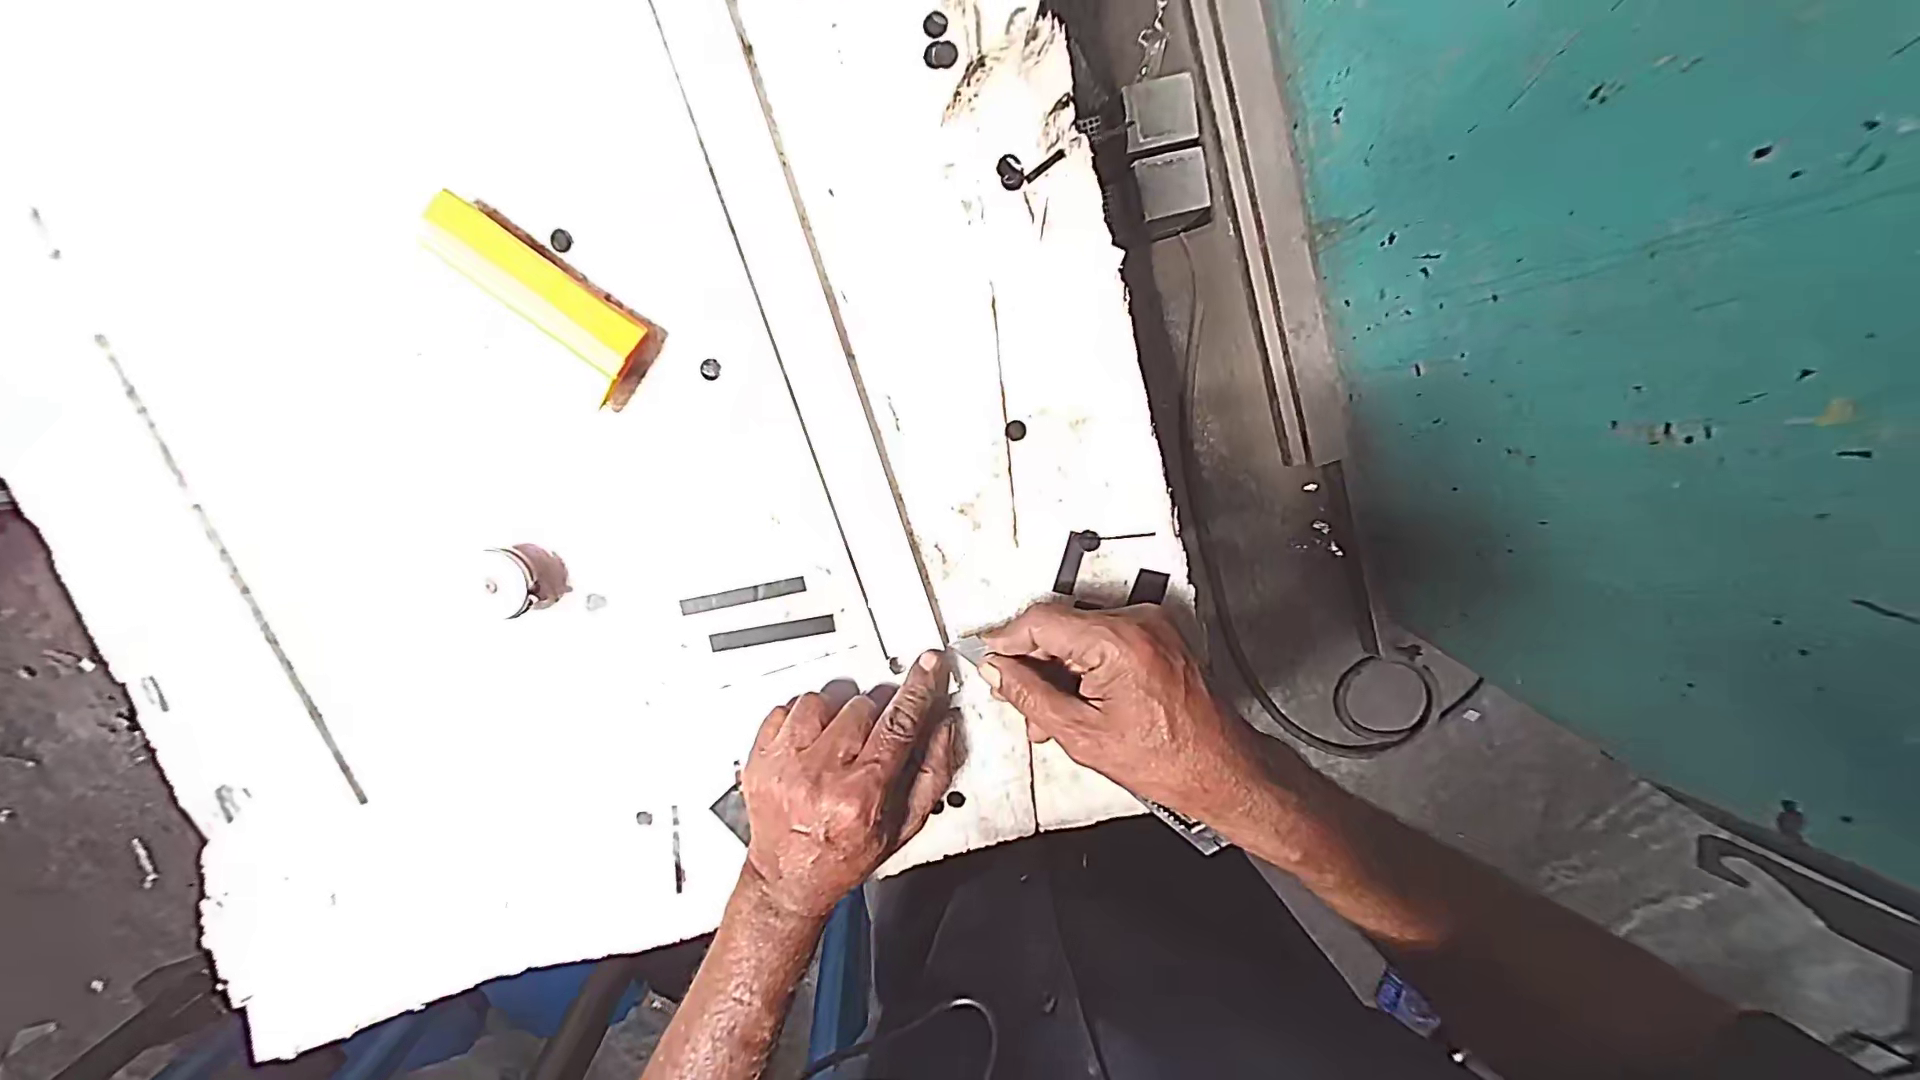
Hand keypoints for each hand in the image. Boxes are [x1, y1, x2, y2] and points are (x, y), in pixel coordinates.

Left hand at [740, 650, 958, 918]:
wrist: (788, 879)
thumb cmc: (847, 855)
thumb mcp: (904, 825)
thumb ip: (933, 771)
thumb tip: (944, 725)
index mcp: (861, 795)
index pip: (899, 723)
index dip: (919, 688)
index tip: (928, 664)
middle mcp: (821, 776)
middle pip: (864, 705)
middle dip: (877, 714)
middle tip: (872, 740)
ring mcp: (786, 764)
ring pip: (826, 698)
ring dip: (839, 712)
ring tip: (839, 742)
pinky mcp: (760, 757)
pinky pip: (790, 706)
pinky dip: (805, 716)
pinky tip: (812, 741)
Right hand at [981, 603, 1270, 821]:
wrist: (1221, 769)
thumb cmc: (1171, 759)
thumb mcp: (1081, 734)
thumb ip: (1030, 695)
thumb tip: (998, 671)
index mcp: (1118, 642)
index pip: (1041, 621)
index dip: (1006, 639)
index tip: (988, 653)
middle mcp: (1137, 623)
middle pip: (1059, 625)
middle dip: (1033, 662)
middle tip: (1016, 693)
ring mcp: (1150, 625)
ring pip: (1078, 633)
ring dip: (1057, 667)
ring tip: (1050, 710)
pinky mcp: (1156, 634)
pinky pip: (1103, 638)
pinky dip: (1083, 664)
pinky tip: (1076, 697)